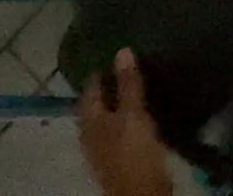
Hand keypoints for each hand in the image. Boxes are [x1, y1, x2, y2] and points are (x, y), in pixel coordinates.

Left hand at [78, 49, 172, 195]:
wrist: (141, 193)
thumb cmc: (133, 150)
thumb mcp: (133, 113)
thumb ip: (128, 83)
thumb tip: (122, 50)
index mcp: (90, 120)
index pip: (91, 88)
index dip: (101, 70)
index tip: (116, 49)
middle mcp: (91, 132)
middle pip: (98, 102)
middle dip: (110, 83)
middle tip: (129, 62)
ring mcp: (104, 146)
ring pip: (109, 114)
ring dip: (120, 98)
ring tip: (138, 80)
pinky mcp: (119, 154)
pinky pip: (120, 126)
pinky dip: (128, 113)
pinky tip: (142, 107)